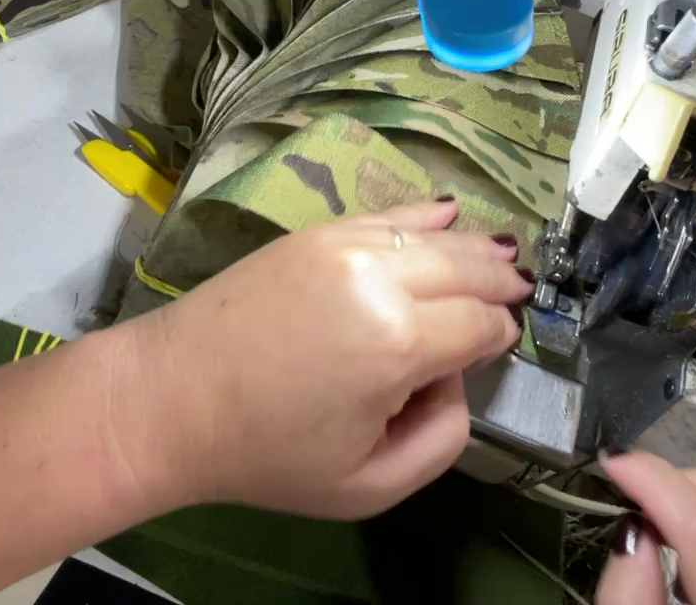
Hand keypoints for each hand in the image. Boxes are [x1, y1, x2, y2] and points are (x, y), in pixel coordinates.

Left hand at [126, 199, 530, 519]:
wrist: (174, 397)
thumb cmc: (270, 453)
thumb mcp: (368, 486)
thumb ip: (442, 439)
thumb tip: (457, 375)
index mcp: (398, 343)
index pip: (481, 324)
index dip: (501, 334)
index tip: (502, 345)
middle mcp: (382, 278)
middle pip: (468, 267)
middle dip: (501, 281)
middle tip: (521, 292)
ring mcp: (347, 244)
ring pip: (436, 234)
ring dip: (475, 246)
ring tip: (502, 255)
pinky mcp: (319, 230)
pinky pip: (389, 214)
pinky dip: (426, 213)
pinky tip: (450, 210)